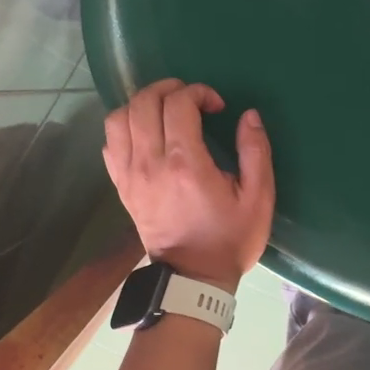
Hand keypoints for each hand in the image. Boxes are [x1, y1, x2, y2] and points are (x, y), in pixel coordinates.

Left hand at [103, 79, 274, 292]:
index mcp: (186, 163)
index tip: (217, 107)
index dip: (199, 92)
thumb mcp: (259, 198)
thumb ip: (256, 151)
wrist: (194, 280)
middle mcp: (151, 163)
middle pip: (144, 102)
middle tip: (192, 100)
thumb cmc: (230, 238)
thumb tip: (249, 115)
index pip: (179, 104)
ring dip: (142, 104)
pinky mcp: (122, 187)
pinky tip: (148, 135)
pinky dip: (126, 128)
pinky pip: (111, 144)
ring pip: (119, 119)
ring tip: (166, 111)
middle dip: (169, 89)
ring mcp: (131, 176)